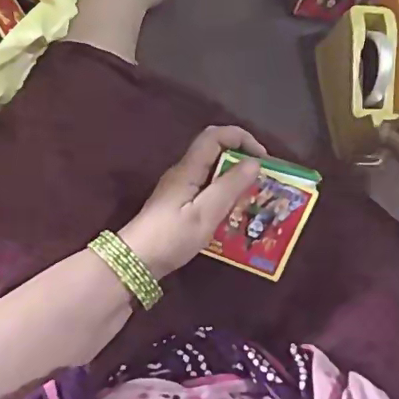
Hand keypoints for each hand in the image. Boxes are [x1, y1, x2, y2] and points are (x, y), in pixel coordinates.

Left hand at [118, 126, 266, 277]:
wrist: (135, 261)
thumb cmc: (171, 237)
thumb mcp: (205, 213)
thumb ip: (229, 187)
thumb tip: (254, 162)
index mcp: (188, 169)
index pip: (215, 136)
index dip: (241, 138)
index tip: (263, 158)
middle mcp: (182, 173)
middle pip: (214, 151)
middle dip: (241, 159)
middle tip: (262, 180)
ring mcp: (178, 189)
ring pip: (210, 171)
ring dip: (233, 178)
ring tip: (252, 197)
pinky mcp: (177, 205)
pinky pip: (205, 189)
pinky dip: (222, 193)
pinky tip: (232, 212)